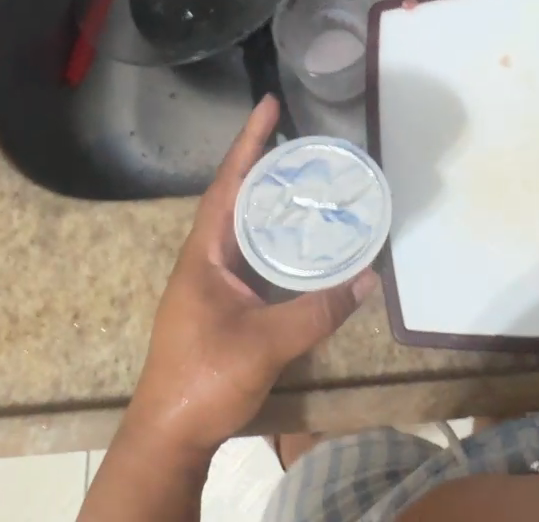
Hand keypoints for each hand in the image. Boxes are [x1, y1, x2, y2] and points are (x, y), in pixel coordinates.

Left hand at [123, 96, 377, 458]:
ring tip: (312, 178)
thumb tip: (368, 277)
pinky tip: (306, 240)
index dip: (249, 142)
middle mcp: (208, 257)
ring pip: (249, 227)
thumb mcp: (265, 343)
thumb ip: (317, 310)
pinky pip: (258, 256)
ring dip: (275, 201)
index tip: (269, 104)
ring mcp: (216, 281)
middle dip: (268, 164)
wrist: (170, 435)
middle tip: (308, 140)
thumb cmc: (204, 378)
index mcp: (204, 252)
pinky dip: (280, 239)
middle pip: (240, 197)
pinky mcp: (228, 303)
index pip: (228, 183)